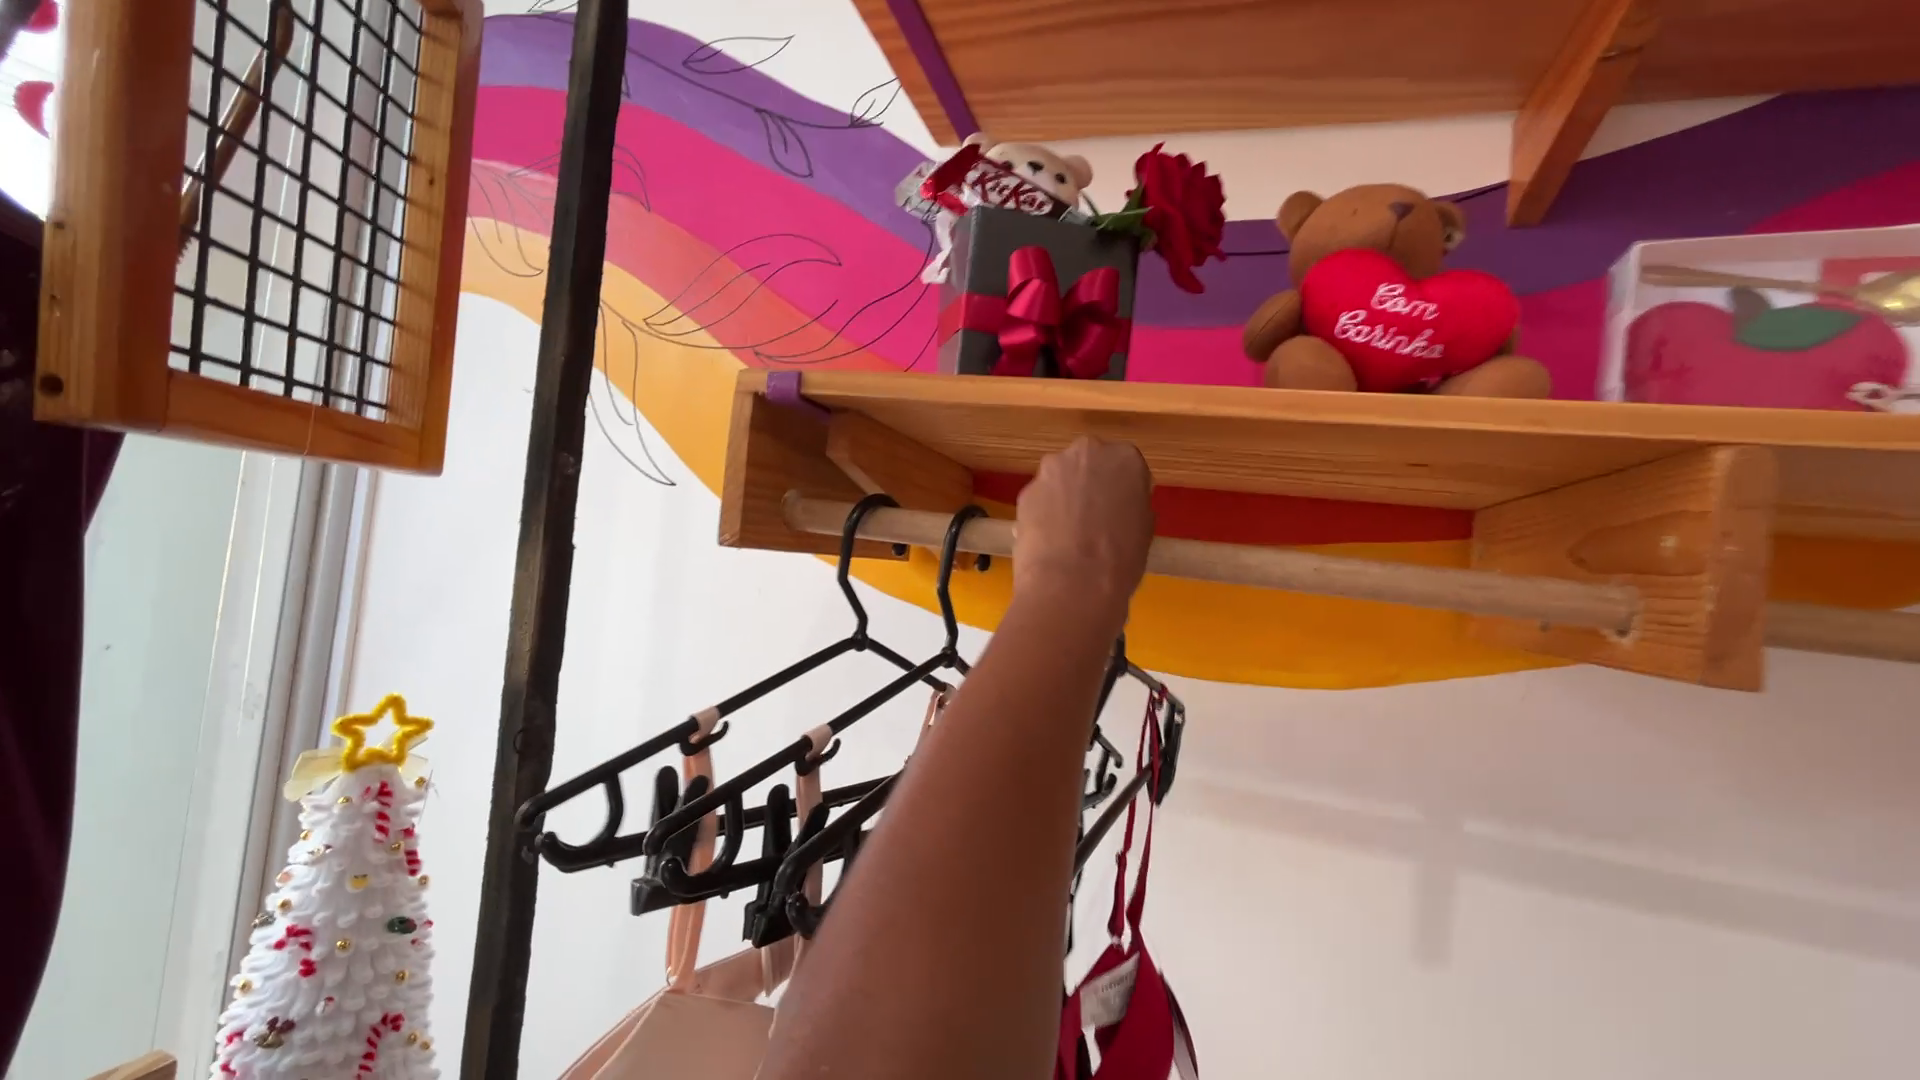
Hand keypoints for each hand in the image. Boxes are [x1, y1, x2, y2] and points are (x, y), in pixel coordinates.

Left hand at [1012, 437, 1153, 624]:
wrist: (1072, 585)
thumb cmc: (1121, 560)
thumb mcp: (1144, 529)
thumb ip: (1133, 506)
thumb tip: (1119, 508)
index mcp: (1126, 458)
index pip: (1126, 467)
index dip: (1121, 492)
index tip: (1119, 513)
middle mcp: (1087, 453)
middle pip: (1089, 465)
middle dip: (1089, 487)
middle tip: (1093, 521)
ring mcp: (1051, 470)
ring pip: (1060, 480)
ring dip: (1063, 499)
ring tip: (1067, 536)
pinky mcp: (1025, 492)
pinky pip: (1039, 500)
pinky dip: (1042, 516)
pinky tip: (1048, 543)